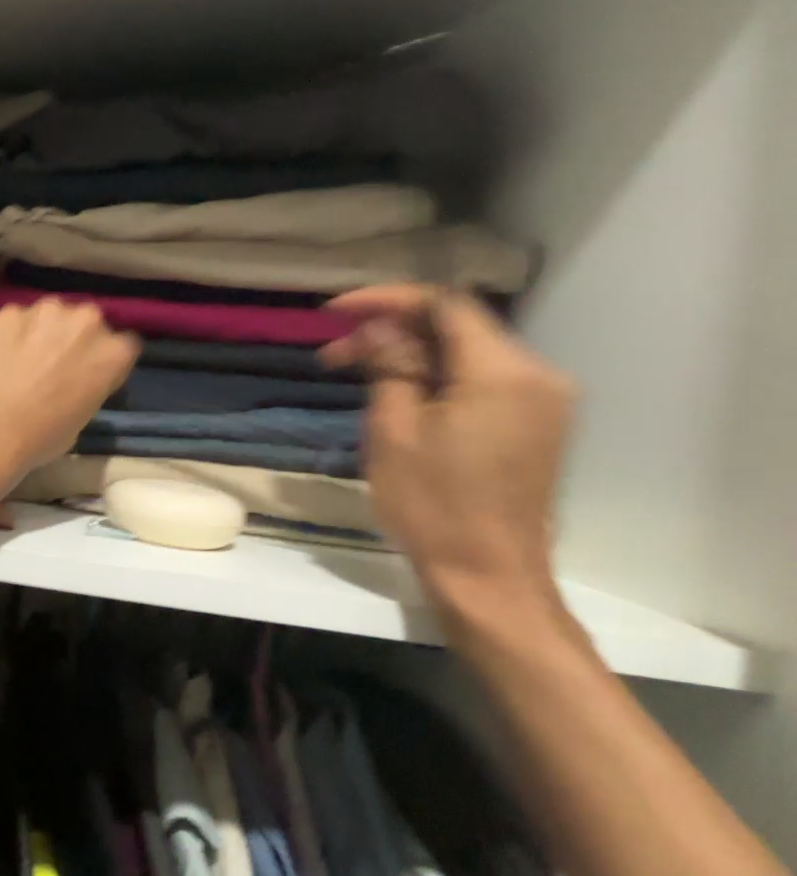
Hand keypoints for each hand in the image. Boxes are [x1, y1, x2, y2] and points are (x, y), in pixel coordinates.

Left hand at [0, 300, 140, 473]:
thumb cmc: (41, 436)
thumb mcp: (82, 416)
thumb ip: (87, 386)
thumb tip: (73, 381)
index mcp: (113, 352)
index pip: (122, 344)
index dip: (102, 358)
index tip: (87, 371)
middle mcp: (87, 321)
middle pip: (87, 322)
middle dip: (72, 337)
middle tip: (52, 361)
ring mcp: (46, 311)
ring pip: (50, 314)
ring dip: (41, 329)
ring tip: (21, 355)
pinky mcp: (10, 311)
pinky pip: (15, 319)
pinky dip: (9, 331)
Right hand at [322, 286, 574, 619]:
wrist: (489, 575)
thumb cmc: (433, 506)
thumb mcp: (394, 430)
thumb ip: (392, 367)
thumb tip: (382, 328)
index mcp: (503, 373)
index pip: (445, 306)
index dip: (387, 299)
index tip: (334, 312)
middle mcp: (537, 376)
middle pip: (457, 328)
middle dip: (392, 331)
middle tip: (333, 356)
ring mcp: (543, 402)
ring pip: (467, 354)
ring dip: (411, 356)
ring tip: (357, 375)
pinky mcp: (536, 425)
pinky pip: (481, 381)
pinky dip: (437, 377)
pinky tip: (398, 394)